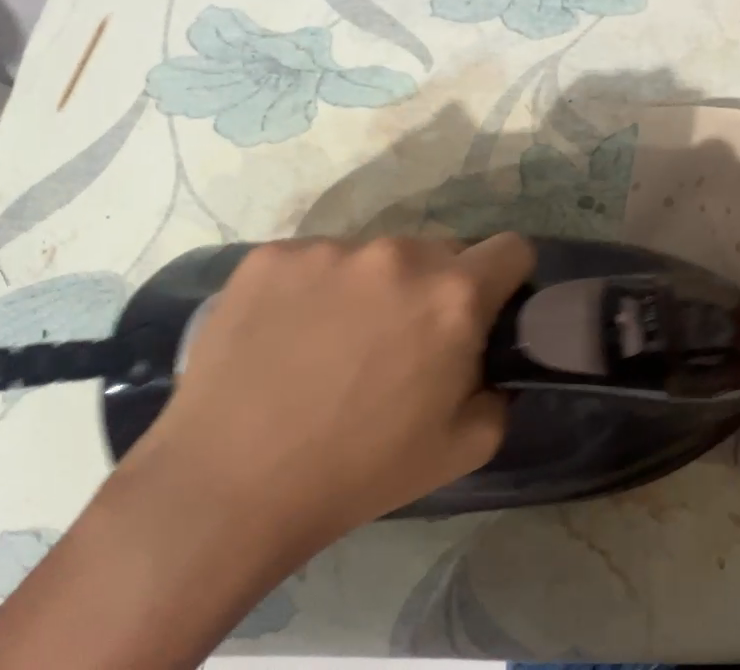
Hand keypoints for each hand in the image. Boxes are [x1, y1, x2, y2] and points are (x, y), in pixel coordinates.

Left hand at [132, 234, 531, 543]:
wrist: (227, 489)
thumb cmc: (361, 472)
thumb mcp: (469, 446)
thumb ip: (501, 390)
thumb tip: (491, 362)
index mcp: (455, 295)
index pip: (512, 249)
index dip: (507, 281)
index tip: (485, 315)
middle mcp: (399, 256)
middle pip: (442, 252)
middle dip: (437, 289)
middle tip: (405, 344)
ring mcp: (329, 250)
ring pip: (377, 256)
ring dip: (375, 288)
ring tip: (336, 347)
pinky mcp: (270, 257)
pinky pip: (317, 261)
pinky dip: (316, 291)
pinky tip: (290, 339)